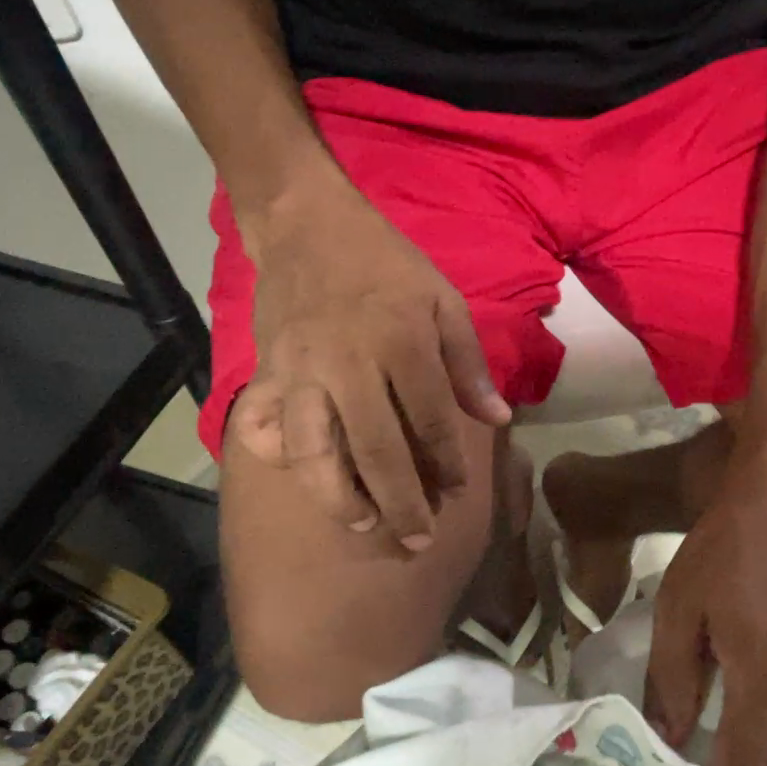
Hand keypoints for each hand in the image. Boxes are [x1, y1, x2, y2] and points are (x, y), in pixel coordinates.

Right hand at [227, 182, 510, 549]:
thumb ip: (470, 363)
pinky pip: (270, 428)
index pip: (431, 421)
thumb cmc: (387, 262)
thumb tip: (498, 419)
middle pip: (376, 450)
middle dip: (401, 503)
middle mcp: (350, 365)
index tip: (459, 492)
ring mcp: (302, 372)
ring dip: (339, 498)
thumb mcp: (444, 300)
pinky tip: (307, 482)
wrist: (305, 224)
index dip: (448, 464)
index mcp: (402, 343)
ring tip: (365, 524)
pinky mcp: (268, 373)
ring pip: (315, 452)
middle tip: (418, 541)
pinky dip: (284, 461)